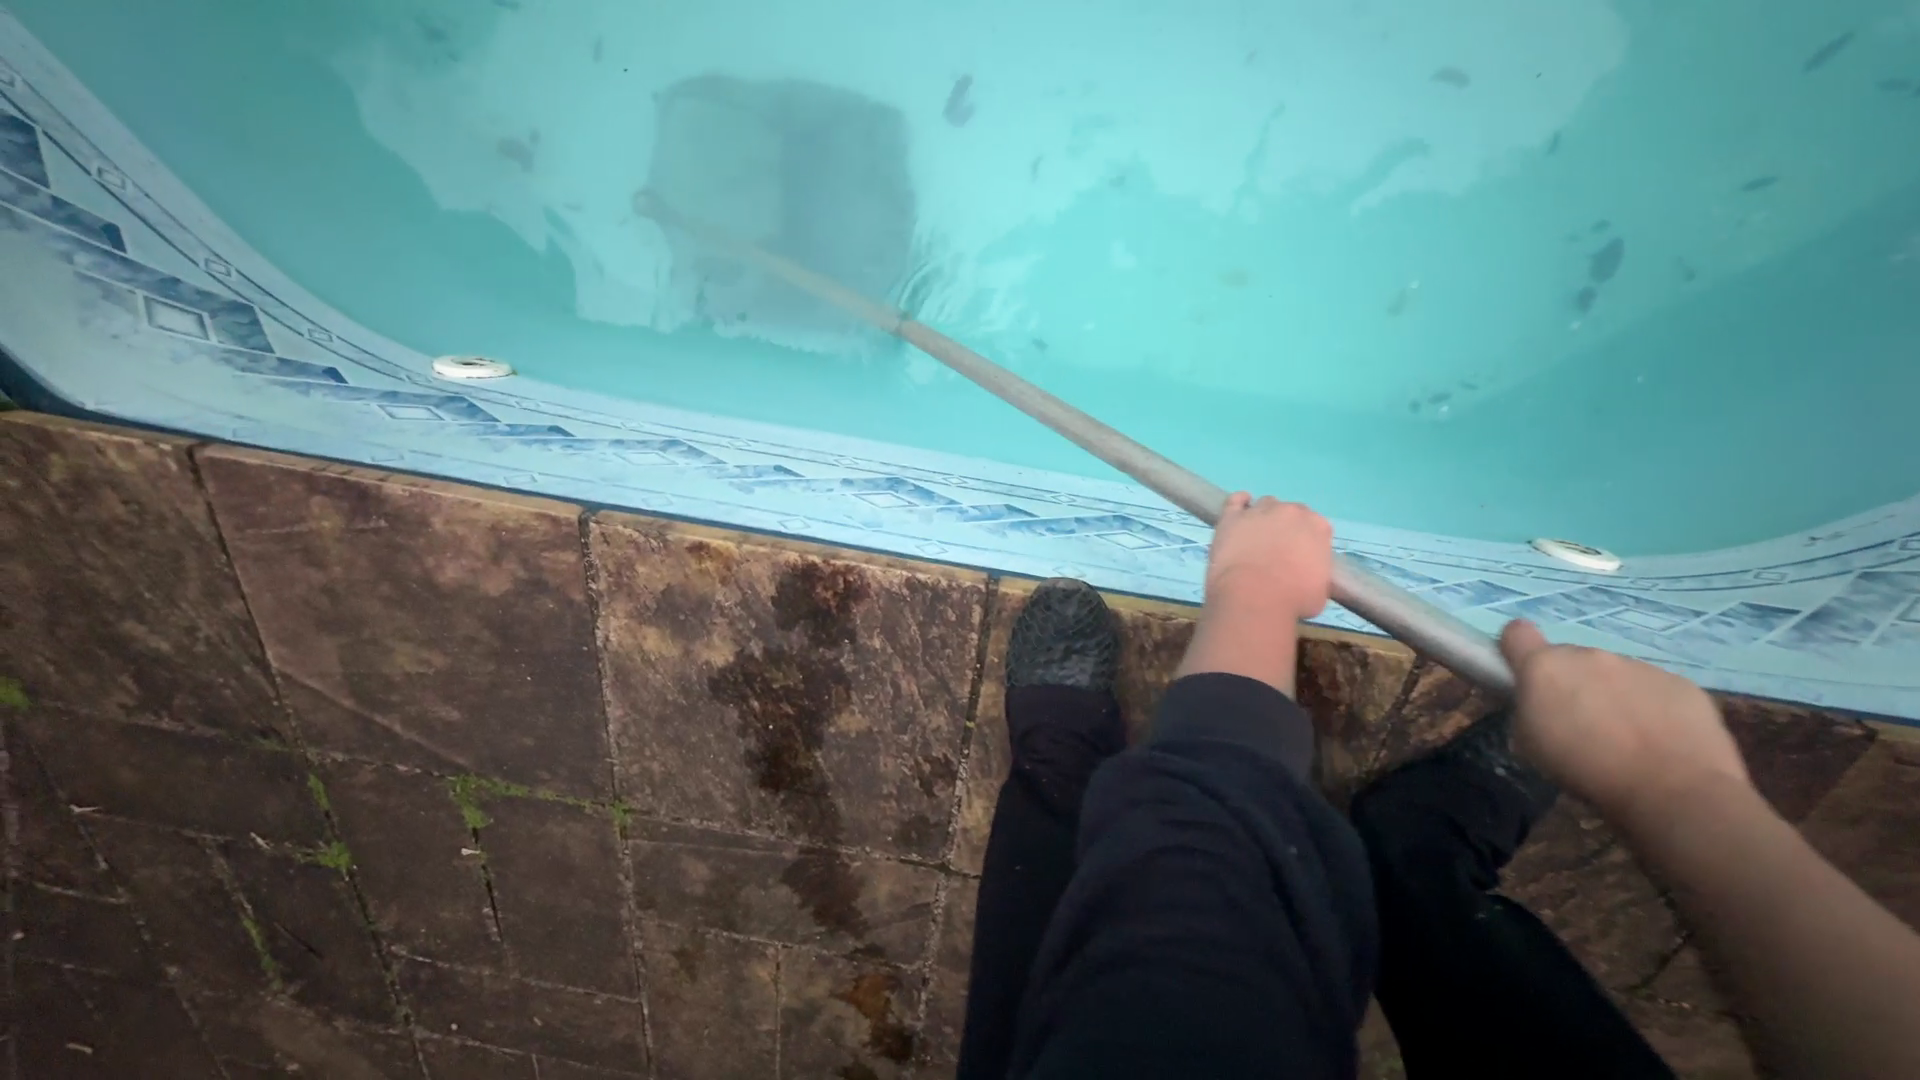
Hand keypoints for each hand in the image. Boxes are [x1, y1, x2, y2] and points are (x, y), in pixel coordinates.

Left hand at [1204, 493, 1332, 621]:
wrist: (1253, 597)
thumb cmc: (1293, 600)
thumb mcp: (1319, 589)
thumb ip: (1314, 570)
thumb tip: (1305, 573)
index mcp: (1318, 527)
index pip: (1314, 526)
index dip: (1304, 540)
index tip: (1298, 553)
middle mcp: (1291, 512)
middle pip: (1288, 513)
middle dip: (1283, 527)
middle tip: (1275, 548)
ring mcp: (1260, 511)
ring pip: (1264, 505)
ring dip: (1262, 517)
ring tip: (1254, 536)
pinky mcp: (1232, 517)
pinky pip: (1235, 501)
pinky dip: (1238, 503)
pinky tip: (1239, 509)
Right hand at [1499, 620, 1749, 826]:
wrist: (1672, 789)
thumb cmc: (1583, 767)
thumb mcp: (1527, 742)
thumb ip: (1528, 708)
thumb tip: (1541, 703)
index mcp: (1544, 666)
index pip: (1516, 631)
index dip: (1517, 649)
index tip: (1522, 673)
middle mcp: (1590, 655)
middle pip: (1570, 659)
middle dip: (1570, 682)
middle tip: (1579, 721)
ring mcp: (1639, 666)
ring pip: (1614, 674)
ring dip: (1611, 694)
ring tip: (1626, 736)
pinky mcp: (1680, 683)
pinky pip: (1655, 689)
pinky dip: (1652, 707)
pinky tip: (1660, 740)